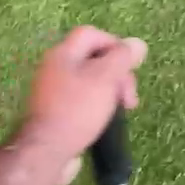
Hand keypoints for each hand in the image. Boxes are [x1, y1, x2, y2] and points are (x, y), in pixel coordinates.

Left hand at [18, 26, 146, 181]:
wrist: (47, 150)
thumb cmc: (77, 109)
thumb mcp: (105, 78)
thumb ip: (122, 58)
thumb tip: (137, 43)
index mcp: (63, 53)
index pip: (91, 34)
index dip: (115, 44)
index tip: (131, 66)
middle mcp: (55, 67)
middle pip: (92, 58)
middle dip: (117, 73)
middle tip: (129, 97)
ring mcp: (53, 90)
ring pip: (89, 80)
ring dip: (110, 91)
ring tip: (123, 110)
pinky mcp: (55, 111)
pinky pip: (81, 99)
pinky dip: (97, 105)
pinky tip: (106, 120)